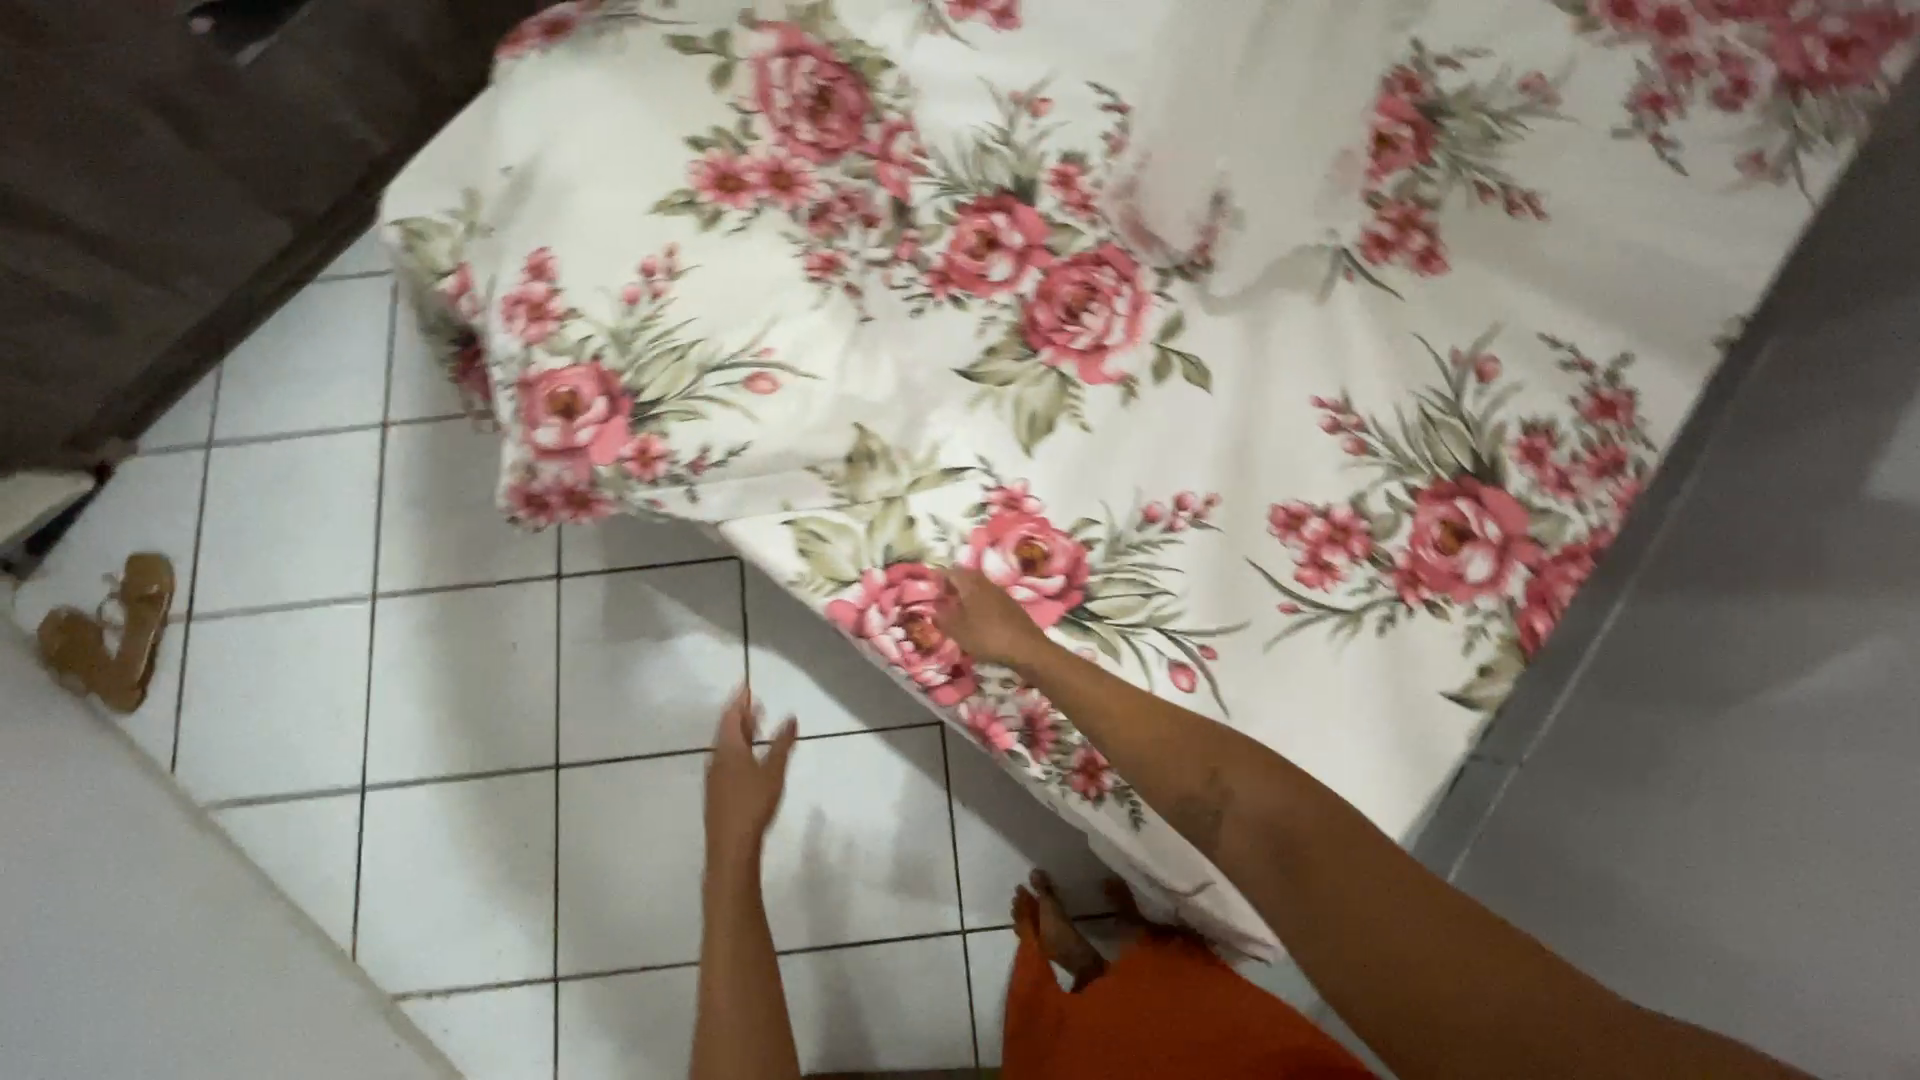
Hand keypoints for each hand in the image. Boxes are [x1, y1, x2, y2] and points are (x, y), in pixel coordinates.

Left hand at [705, 688, 797, 865]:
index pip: (732, 716)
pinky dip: (740, 749)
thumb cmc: (753, 804)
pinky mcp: (718, 792)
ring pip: (727, 746)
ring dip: (742, 732)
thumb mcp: (774, 771)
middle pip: (728, 730)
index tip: (746, 685)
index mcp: (729, 749)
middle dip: (742, 715)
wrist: (730, 846)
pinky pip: (727, 760)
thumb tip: (791, 717)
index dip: (739, 700)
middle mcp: (717, 758)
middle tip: (754, 701)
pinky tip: (750, 758)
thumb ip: (783, 744)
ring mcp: (715, 776)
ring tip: (756, 725)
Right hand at [934, 566, 1052, 667]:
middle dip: (953, 585)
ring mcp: (1000, 592)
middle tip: (943, 599)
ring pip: (978, 586)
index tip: (932, 591)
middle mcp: (986, 582)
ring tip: (958, 610)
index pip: (950, 571)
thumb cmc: (986, 636)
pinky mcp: (1010, 604)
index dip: (938, 579)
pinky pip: (989, 596)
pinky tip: (977, 618)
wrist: (1026, 647)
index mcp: (970, 583)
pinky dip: (979, 602)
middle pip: (966, 576)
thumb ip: (942, 618)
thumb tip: (934, 609)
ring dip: (966, 594)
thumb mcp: (957, 630)